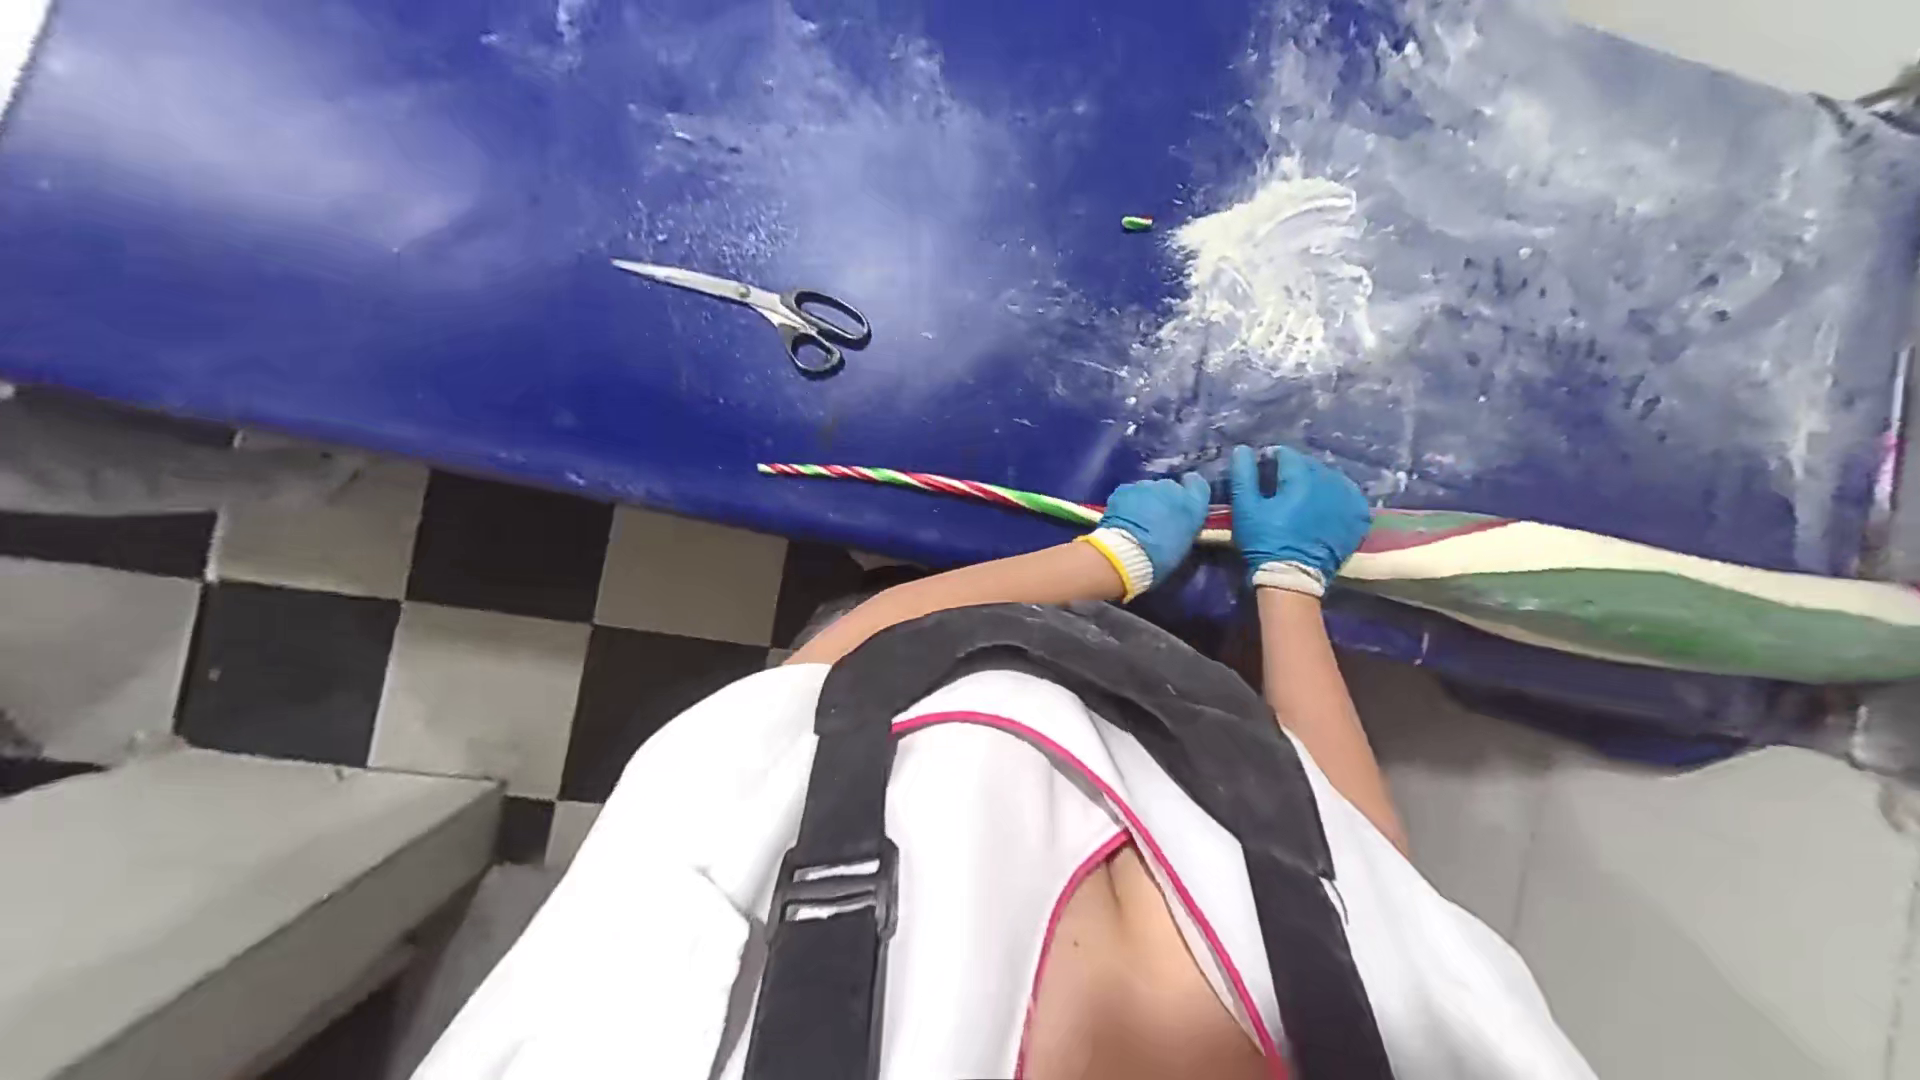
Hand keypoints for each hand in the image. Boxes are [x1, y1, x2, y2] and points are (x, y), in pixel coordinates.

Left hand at [1091, 473, 1211, 594]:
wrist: (1129, 551)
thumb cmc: (1163, 555)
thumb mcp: (1185, 541)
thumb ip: (1185, 522)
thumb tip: (1178, 518)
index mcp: (1193, 503)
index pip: (1196, 484)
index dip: (1188, 491)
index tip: (1181, 502)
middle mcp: (1172, 487)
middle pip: (1168, 487)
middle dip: (1162, 499)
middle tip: (1154, 518)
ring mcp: (1146, 485)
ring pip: (1146, 489)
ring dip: (1143, 500)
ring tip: (1135, 520)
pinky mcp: (1123, 489)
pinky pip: (1127, 493)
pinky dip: (1125, 503)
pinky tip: (1120, 517)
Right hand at [1229, 444, 1370, 593]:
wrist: (1292, 577)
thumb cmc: (1264, 541)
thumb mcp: (1246, 508)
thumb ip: (1244, 476)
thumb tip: (1243, 450)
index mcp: (1301, 479)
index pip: (1288, 455)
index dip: (1273, 456)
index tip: (1264, 465)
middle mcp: (1329, 484)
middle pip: (1311, 465)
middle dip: (1295, 468)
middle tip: (1280, 481)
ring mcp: (1348, 501)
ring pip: (1331, 478)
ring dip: (1316, 480)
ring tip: (1302, 493)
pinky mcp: (1358, 517)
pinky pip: (1349, 495)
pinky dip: (1336, 494)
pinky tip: (1325, 503)